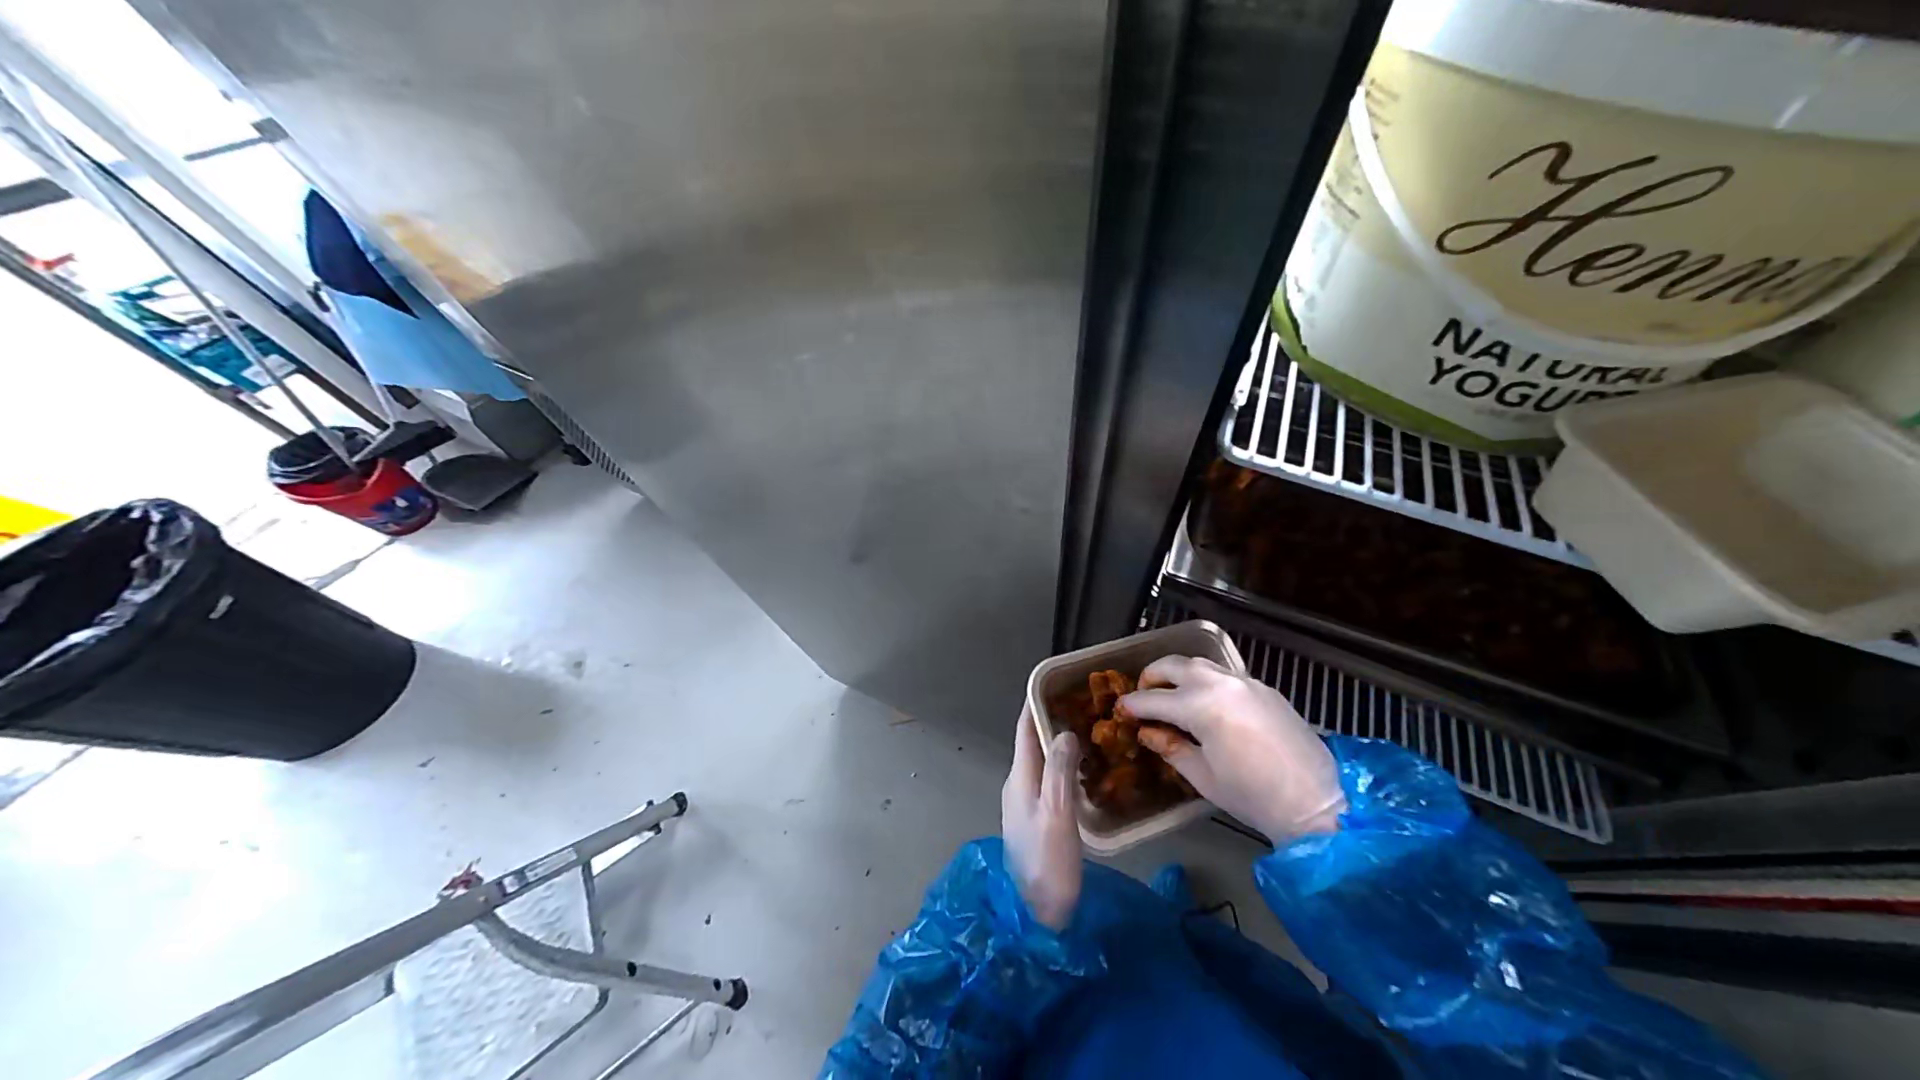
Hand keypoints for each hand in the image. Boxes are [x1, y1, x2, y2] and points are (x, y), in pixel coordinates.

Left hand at [1001, 706, 1083, 930]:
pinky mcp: (1036, 820)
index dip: (1036, 705)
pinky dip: (1064, 767)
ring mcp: (1025, 804)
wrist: (1035, 916)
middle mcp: (1018, 786)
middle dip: (1052, 721)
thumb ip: (1059, 771)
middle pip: (1032, 743)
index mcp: (1019, 779)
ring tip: (1091, 732)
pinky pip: (1048, 781)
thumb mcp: (1057, 815)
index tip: (1056, 683)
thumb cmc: (1047, 864)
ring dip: (1059, 744)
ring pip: (1042, 762)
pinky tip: (1086, 772)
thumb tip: (1063, 731)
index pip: (1024, 730)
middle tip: (1086, 705)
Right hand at [1121, 656, 1346, 844]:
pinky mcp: (1265, 689)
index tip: (1121, 711)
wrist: (1316, 801)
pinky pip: (1226, 675)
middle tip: (1143, 694)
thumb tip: (1149, 732)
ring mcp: (1246, 683)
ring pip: (1201, 664)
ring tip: (1172, 694)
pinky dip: (1207, 681)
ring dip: (1180, 673)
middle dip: (1152, 676)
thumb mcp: (1203, 776)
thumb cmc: (1253, 796)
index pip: (1153, 699)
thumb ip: (1171, 747)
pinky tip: (1207, 704)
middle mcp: (1220, 684)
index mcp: (1200, 706)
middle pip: (1174, 665)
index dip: (1133, 705)